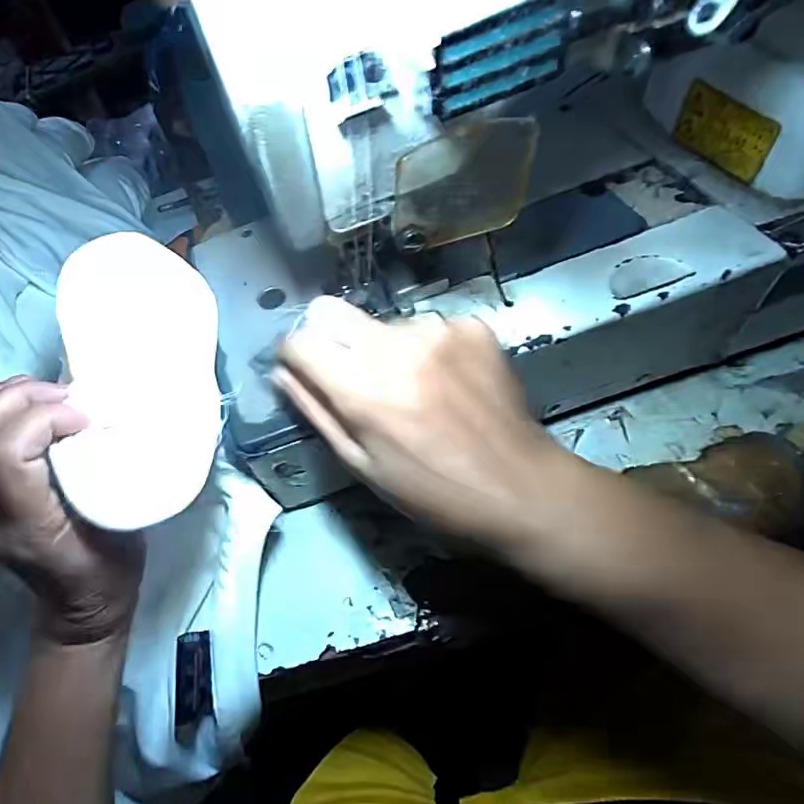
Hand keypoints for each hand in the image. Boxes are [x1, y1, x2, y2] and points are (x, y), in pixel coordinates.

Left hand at [0, 376, 144, 644]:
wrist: (82, 605)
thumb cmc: (110, 566)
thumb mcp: (122, 525)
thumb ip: (108, 474)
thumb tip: (100, 417)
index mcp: (28, 523)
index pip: (2, 454)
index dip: (41, 418)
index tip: (84, 416)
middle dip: (14, 399)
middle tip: (62, 396)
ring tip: (33, 393)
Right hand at [273, 296, 582, 548]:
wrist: (520, 487)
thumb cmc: (432, 491)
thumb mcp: (362, 465)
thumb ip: (316, 411)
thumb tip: (284, 373)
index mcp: (362, 388)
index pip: (299, 339)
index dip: (294, 355)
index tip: (306, 370)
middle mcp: (395, 345)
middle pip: (332, 312)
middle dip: (329, 339)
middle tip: (354, 376)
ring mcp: (438, 330)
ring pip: (382, 322)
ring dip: (385, 348)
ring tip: (416, 390)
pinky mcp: (472, 326)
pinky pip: (427, 327)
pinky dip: (427, 350)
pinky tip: (448, 382)